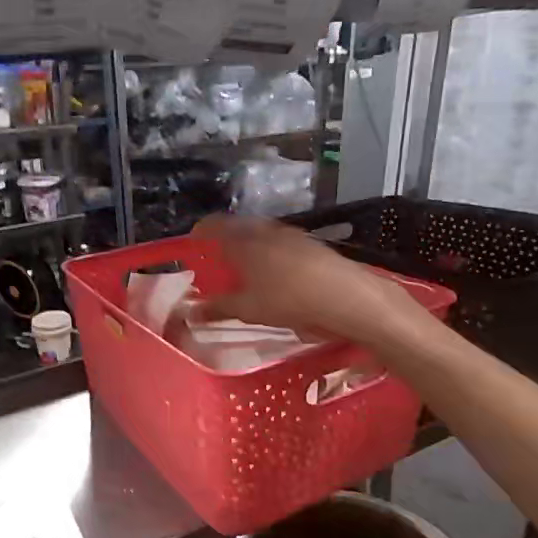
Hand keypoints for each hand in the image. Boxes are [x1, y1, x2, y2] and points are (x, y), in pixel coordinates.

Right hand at [192, 215, 428, 347]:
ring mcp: (290, 234)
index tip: (194, 242)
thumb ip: (218, 307)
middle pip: (238, 227)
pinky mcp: (310, 243)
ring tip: (246, 265)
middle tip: (218, 257)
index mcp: (243, 241)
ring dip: (249, 244)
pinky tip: (276, 270)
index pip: (214, 226)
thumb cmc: (288, 300)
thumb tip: (191, 311)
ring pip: (261, 233)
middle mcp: (265, 230)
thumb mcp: (248, 309)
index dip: (201, 232)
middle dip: (225, 239)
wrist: (346, 295)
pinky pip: (280, 241)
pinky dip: (270, 250)